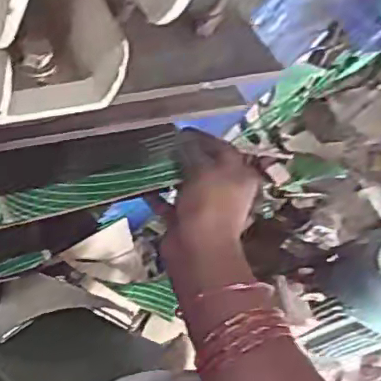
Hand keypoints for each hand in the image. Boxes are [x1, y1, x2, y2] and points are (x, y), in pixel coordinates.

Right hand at [155, 130, 263, 248]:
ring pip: (184, 183)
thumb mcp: (203, 172)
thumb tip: (181, 138)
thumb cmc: (208, 207)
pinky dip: (156, 194)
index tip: (180, 130)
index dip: (202, 138)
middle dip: (183, 155)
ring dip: (168, 174)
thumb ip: (192, 152)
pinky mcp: (183, 219)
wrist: (197, 250)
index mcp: (238, 175)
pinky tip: (142, 185)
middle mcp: (223, 188)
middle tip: (162, 144)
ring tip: (150, 161)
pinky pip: (168, 201)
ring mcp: (203, 205)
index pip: (222, 148)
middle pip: (202, 165)